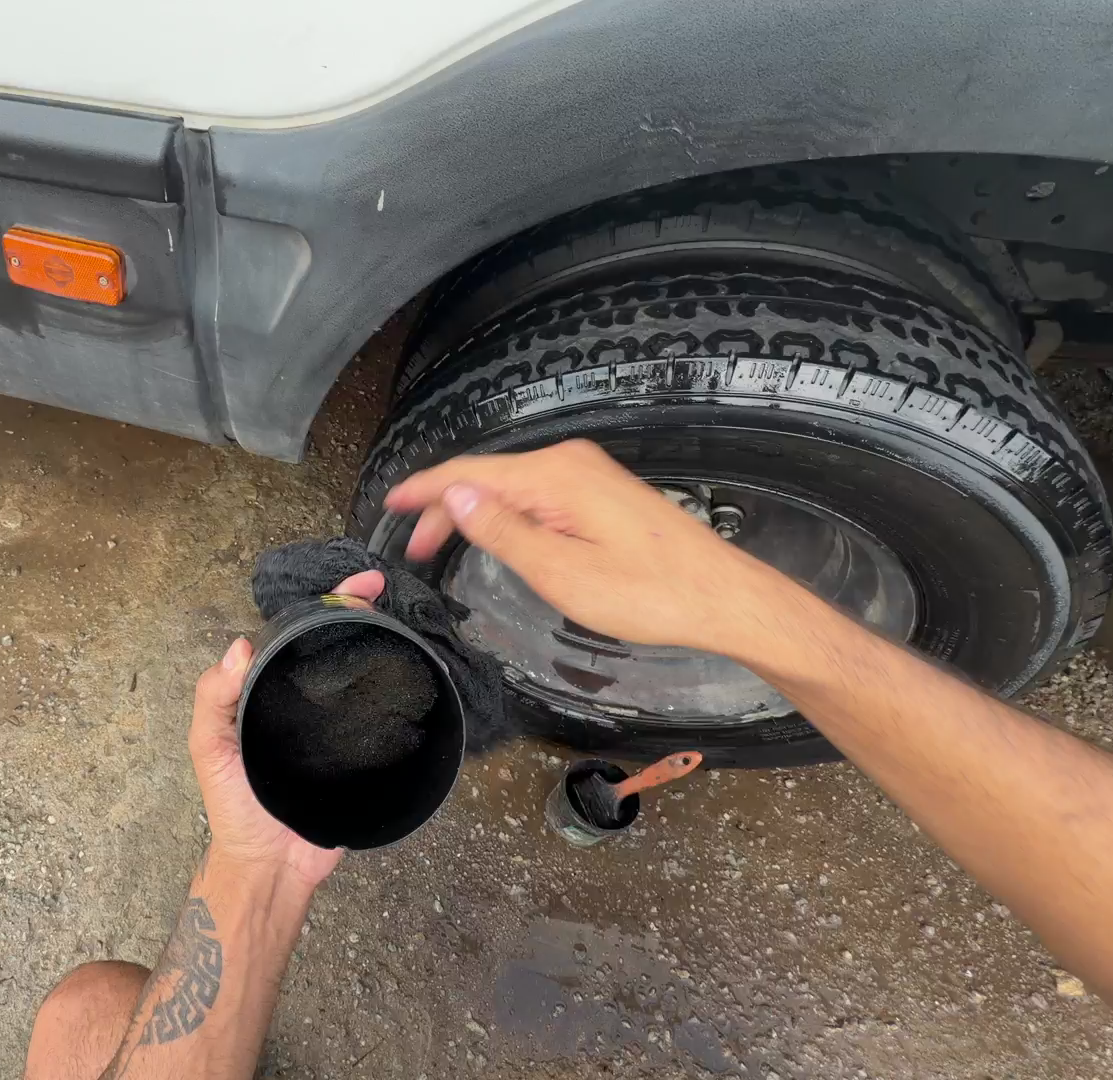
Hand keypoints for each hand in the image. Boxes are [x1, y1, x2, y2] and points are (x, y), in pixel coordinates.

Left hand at [187, 570, 382, 889]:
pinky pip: (381, 718)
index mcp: (269, 691)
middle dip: (357, 614)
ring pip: (360, 676)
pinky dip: (397, 695)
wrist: (273, 866)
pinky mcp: (364, 755)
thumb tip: (239, 646)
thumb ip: (212, 699)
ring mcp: (337, 726)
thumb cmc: (235, 806)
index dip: (322, 605)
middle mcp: (304, 701)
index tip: (354, 587)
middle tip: (383, 595)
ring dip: (382, 646)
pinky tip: (414, 674)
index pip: (293, 636)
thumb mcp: (208, 748)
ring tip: (403, 621)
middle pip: (332, 647)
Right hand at [383, 440, 804, 655]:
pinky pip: (533, 493)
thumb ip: (501, 530)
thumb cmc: (644, 594)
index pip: (468, 473)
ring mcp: (585, 473)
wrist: (722, 597)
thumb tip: (454, 494)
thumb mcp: (559, 571)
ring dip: (471, 511)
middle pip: (486, 477)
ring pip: (508, 485)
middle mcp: (566, 462)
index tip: (390, 502)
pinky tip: (491, 533)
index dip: (424, 488)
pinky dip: (502, 512)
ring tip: (441, 546)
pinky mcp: (598, 491)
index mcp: (552, 476)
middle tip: (414, 547)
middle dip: (443, 507)